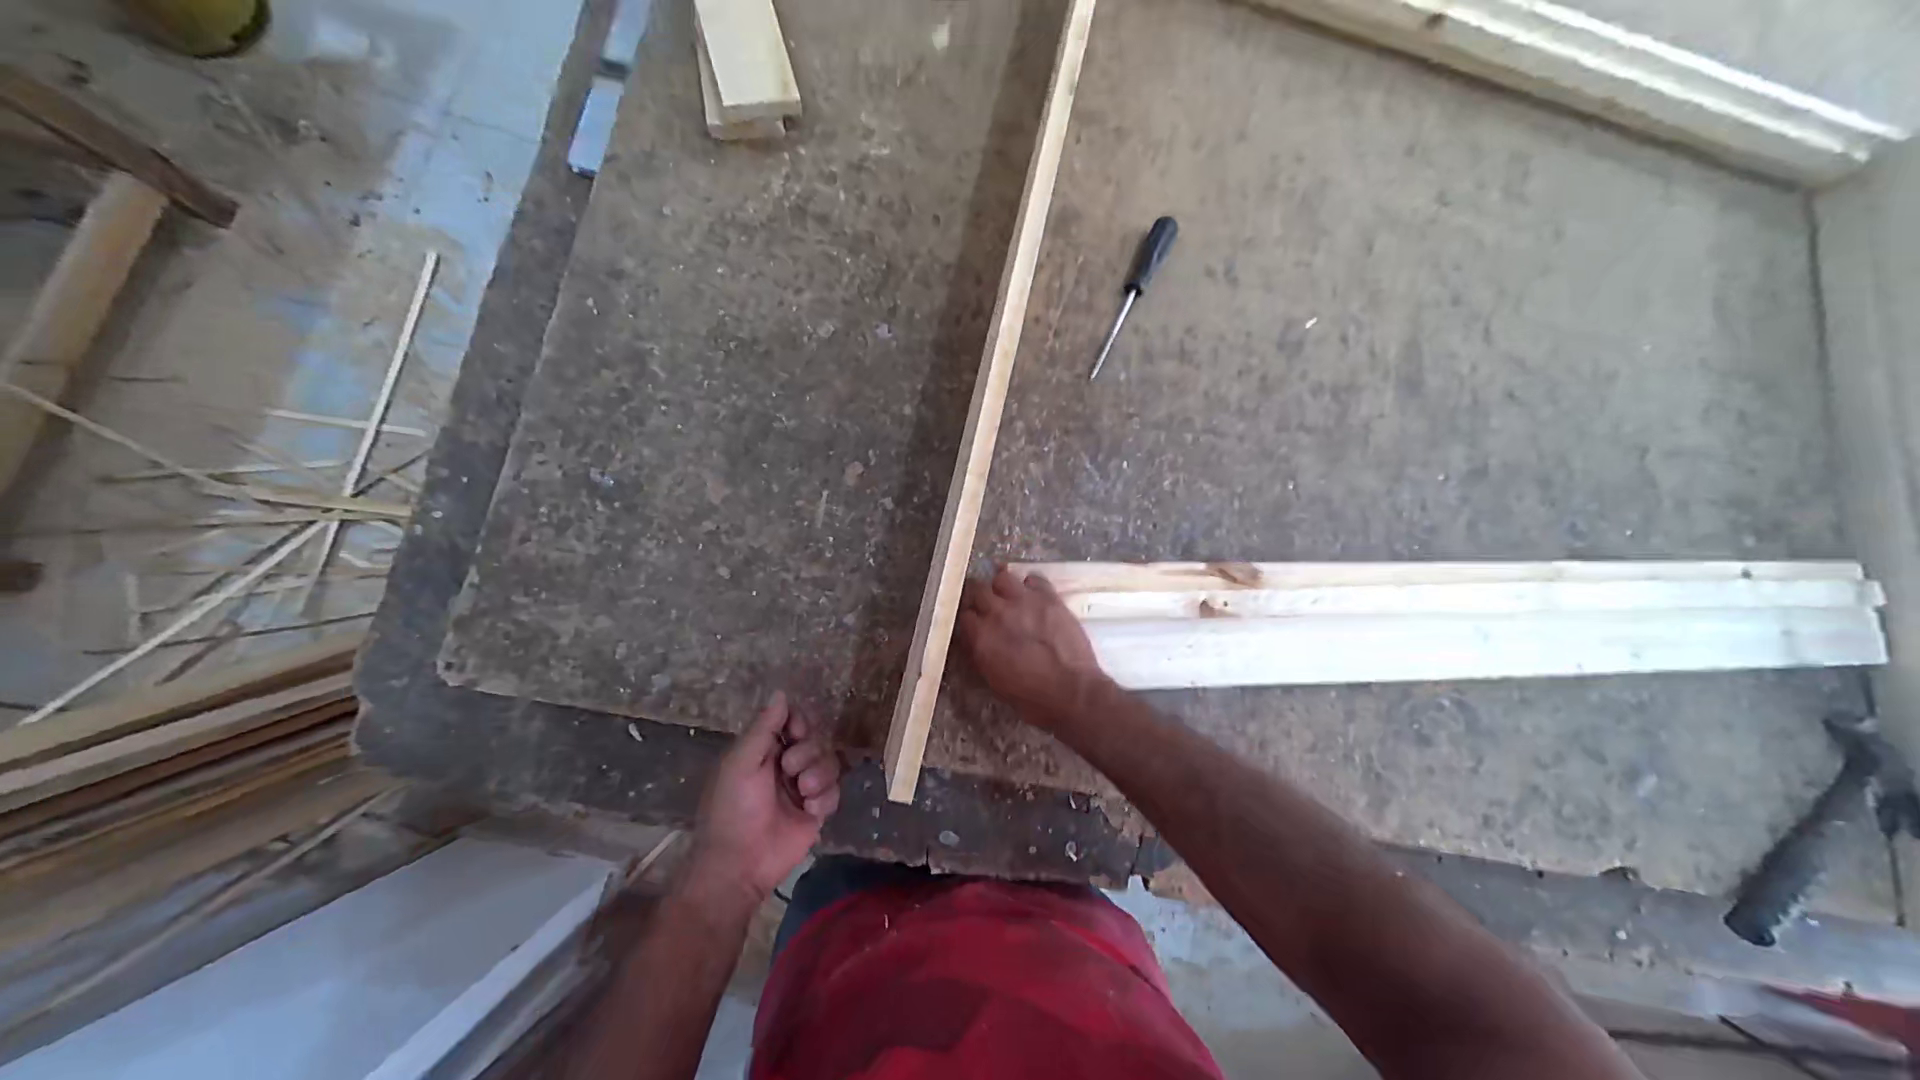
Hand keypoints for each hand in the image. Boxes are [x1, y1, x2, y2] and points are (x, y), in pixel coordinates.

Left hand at [684, 691, 841, 907]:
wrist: (740, 864)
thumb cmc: (733, 810)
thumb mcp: (741, 763)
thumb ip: (763, 728)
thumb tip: (781, 693)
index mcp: (764, 750)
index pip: (792, 720)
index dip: (799, 722)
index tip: (796, 733)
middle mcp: (785, 765)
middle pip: (815, 740)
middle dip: (807, 753)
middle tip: (790, 771)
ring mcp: (803, 788)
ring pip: (830, 763)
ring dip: (819, 775)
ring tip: (803, 794)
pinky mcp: (817, 810)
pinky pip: (836, 791)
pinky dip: (825, 798)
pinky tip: (811, 811)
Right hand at [956, 567, 1110, 729]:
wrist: (1072, 692)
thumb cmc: (1031, 697)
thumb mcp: (994, 681)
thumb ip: (981, 654)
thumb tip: (975, 641)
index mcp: (981, 637)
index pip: (963, 615)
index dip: (969, 619)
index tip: (973, 624)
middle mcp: (998, 613)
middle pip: (977, 589)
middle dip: (980, 597)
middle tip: (987, 607)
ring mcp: (1024, 601)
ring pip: (1003, 577)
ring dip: (1002, 586)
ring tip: (1010, 596)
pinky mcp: (1049, 597)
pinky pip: (1034, 578)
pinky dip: (1031, 585)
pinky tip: (1034, 596)